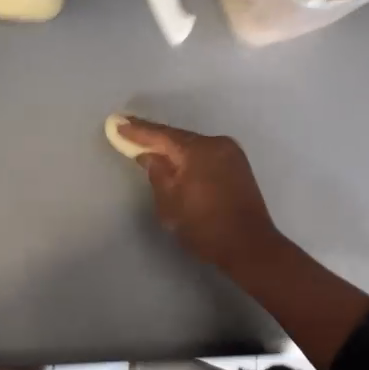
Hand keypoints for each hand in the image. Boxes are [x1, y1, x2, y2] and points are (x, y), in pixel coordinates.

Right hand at [112, 117, 284, 273]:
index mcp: (199, 150)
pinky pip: (206, 155)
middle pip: (179, 138)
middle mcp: (217, 144)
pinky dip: (190, 158)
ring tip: (151, 150)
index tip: (118, 123)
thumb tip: (149, 156)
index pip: (162, 136)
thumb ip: (157, 173)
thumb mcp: (170, 203)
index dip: (138, 131)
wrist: (250, 246)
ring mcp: (231, 154)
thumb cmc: (205, 227)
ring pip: (194, 147)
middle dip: (155, 139)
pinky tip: (178, 163)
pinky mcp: (238, 166)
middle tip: (131, 134)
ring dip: (174, 149)